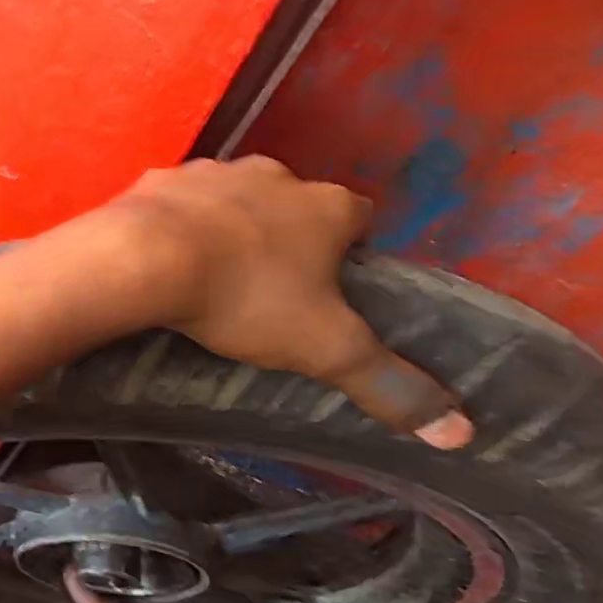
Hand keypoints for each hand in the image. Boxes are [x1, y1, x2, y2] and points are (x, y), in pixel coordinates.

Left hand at [96, 156, 472, 448]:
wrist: (142, 260)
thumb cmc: (244, 298)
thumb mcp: (323, 348)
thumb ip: (387, 383)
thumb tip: (460, 432)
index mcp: (324, 206)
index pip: (358, 219)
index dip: (349, 252)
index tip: (329, 287)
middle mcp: (272, 174)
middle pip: (292, 205)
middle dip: (285, 237)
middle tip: (264, 287)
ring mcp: (210, 170)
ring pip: (232, 198)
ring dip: (228, 226)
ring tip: (208, 273)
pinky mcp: (157, 178)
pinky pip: (176, 202)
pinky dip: (175, 223)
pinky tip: (163, 257)